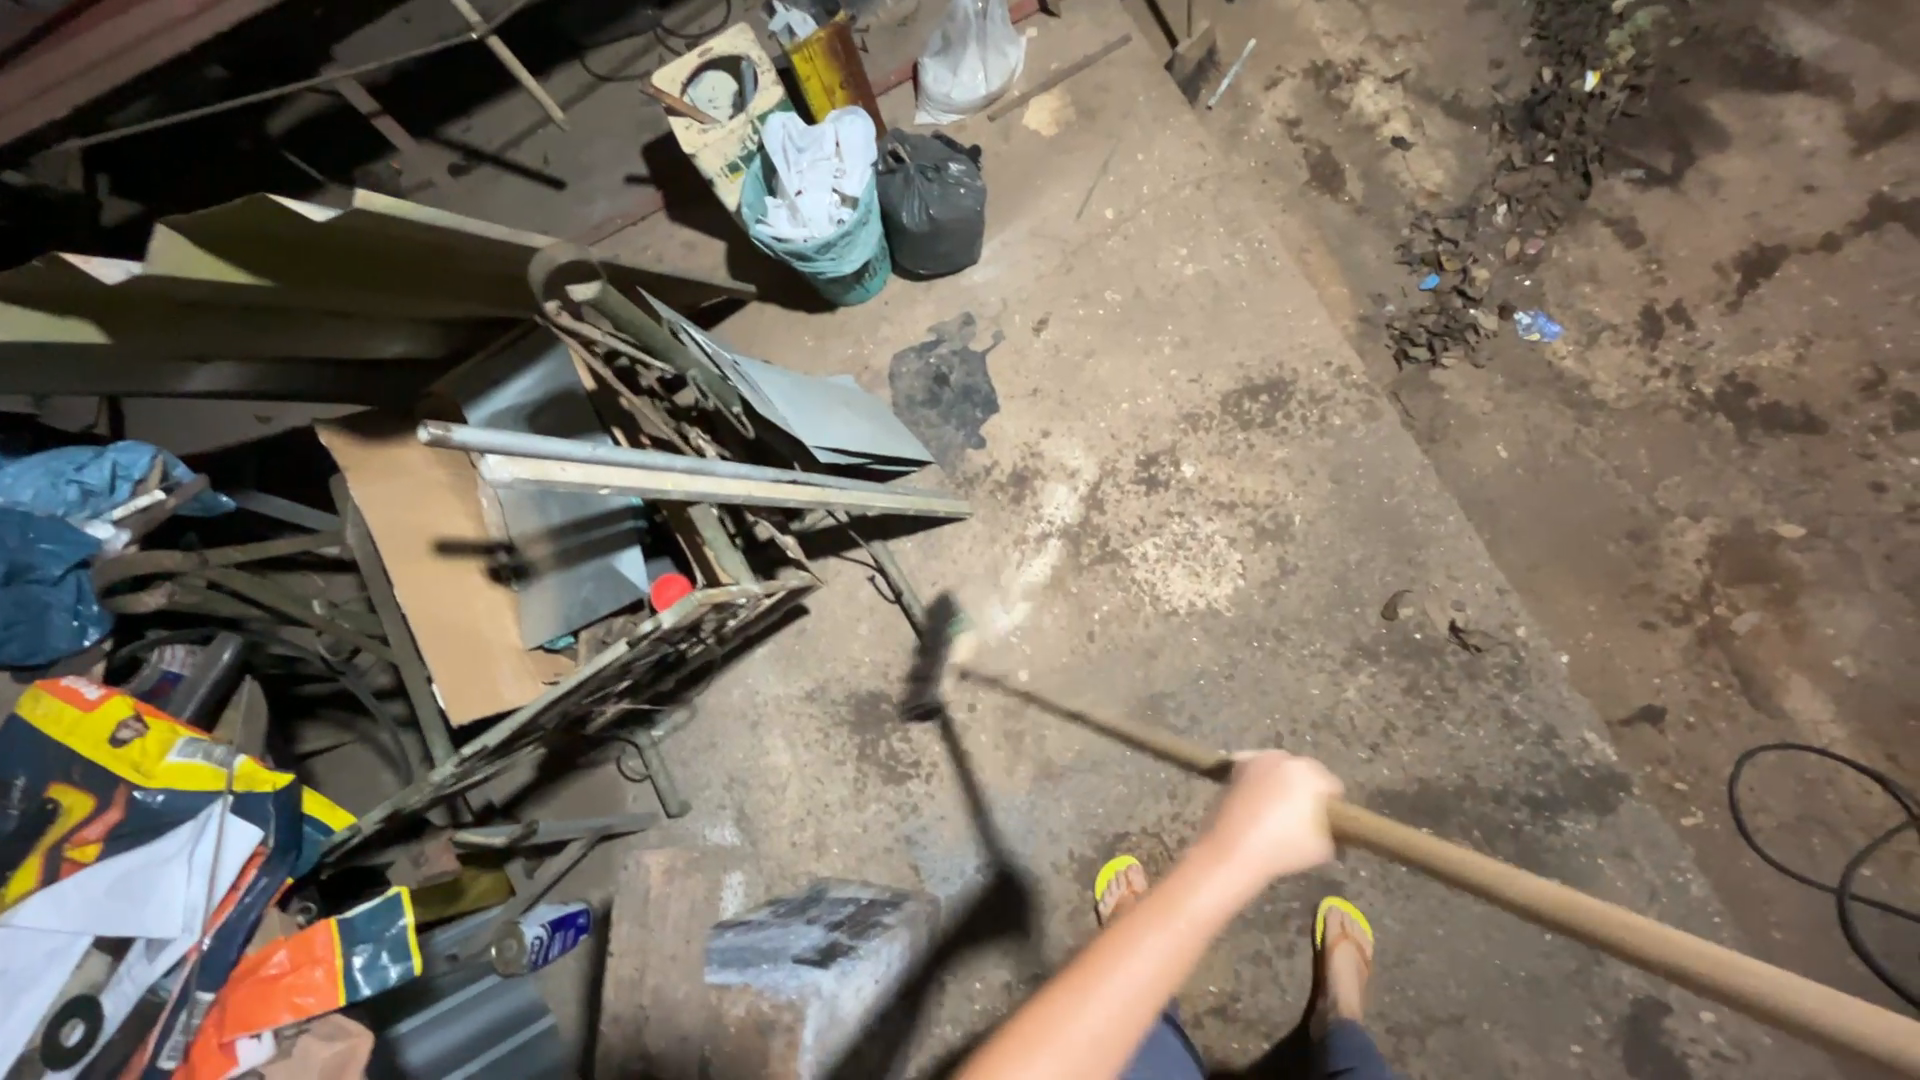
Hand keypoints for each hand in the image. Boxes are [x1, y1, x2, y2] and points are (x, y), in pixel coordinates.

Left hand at [1199, 751, 1343, 891]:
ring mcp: (1259, 758)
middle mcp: (1286, 758)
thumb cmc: (1285, 848)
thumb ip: (1332, 830)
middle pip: (1306, 772)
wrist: (1235, 847)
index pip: (1333, 786)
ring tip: (1276, 808)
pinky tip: (1257, 797)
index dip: (1333, 805)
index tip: (1327, 822)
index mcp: (1313, 774)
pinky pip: (1256, 768)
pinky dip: (1259, 778)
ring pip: (1280, 767)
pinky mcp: (1237, 765)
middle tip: (1301, 815)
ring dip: (1282, 781)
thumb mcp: (1326, 848)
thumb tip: (1326, 826)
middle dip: (1307, 790)